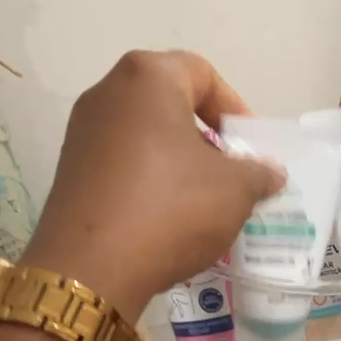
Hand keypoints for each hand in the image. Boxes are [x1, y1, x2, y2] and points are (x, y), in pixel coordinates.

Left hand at [22, 52, 283, 320]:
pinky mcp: (71, 173)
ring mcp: (82, 134)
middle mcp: (107, 93)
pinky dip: (148, 185)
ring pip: (144, 138)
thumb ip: (258, 174)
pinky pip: (122, 168)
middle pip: (169, 104)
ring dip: (176, 164)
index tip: (250, 146)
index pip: (202, 73)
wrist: (93, 266)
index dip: (234, 108)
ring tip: (200, 203)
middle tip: (229, 174)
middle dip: (204, 138)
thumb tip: (270, 173)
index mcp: (148, 78)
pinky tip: (165, 221)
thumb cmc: (172, 209)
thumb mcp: (234, 192)